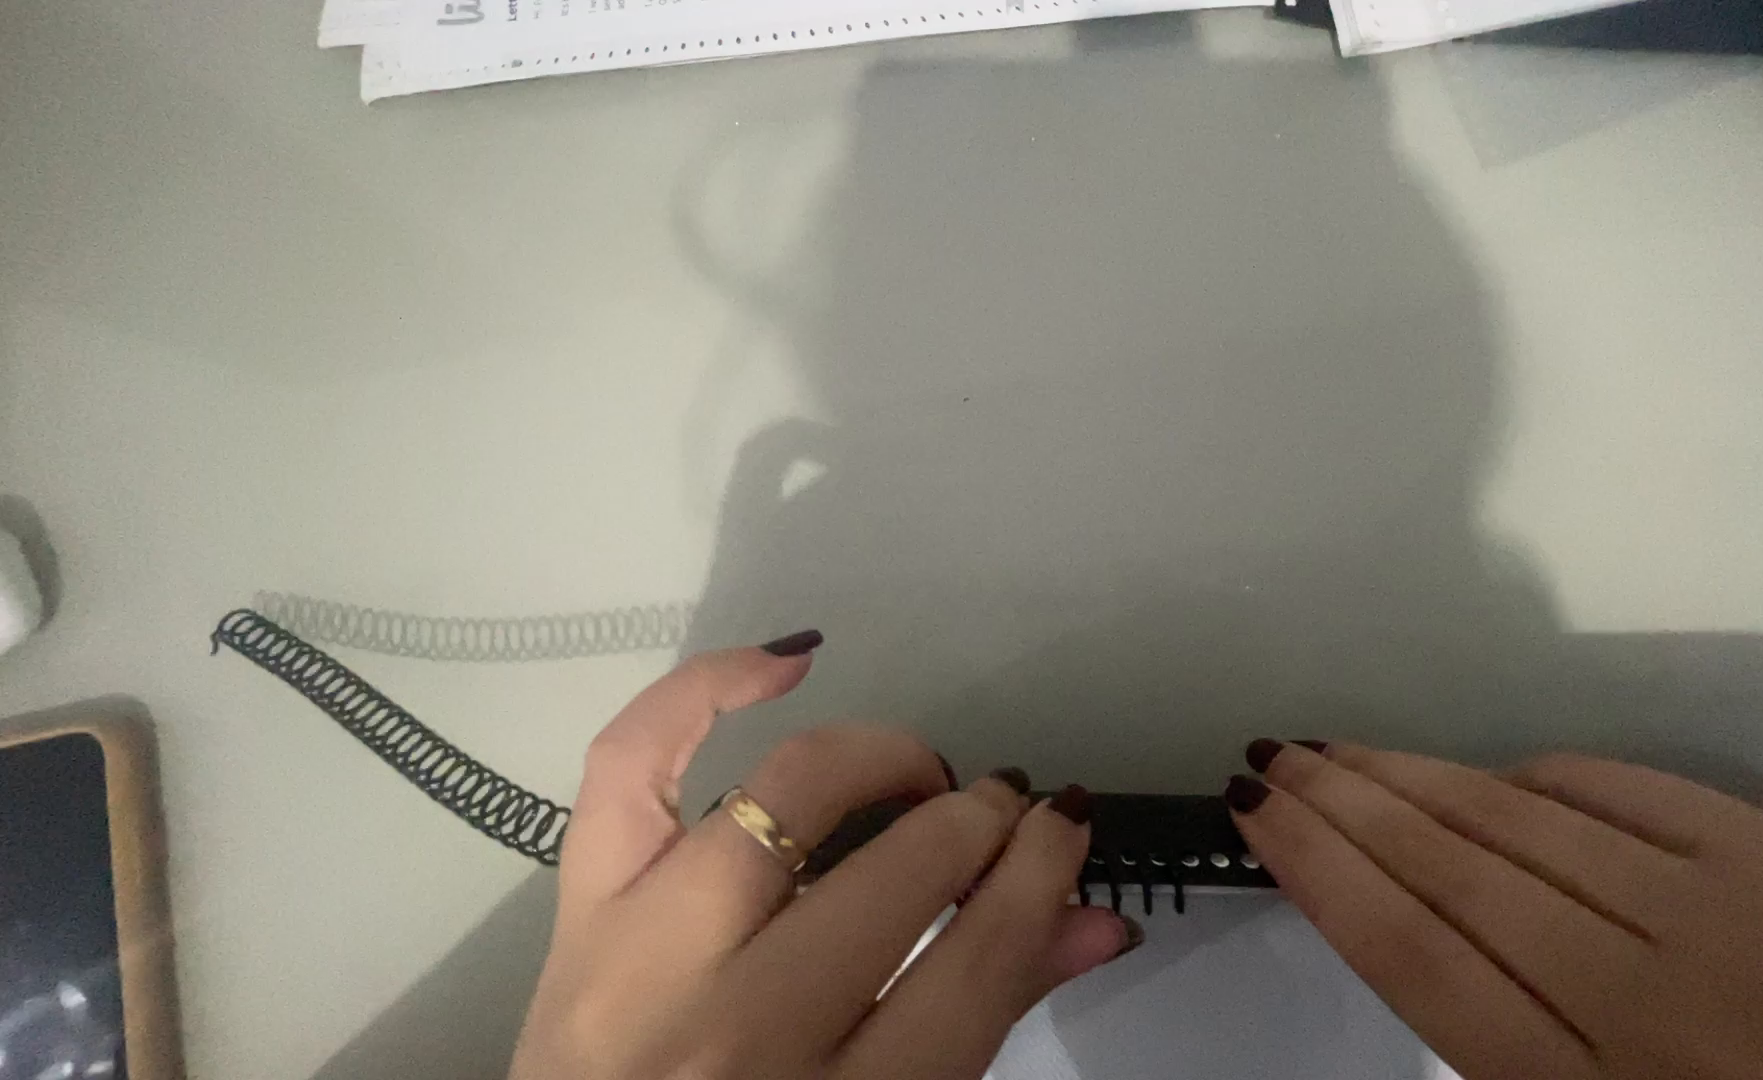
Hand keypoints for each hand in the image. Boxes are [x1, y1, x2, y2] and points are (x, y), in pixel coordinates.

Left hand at [508, 635, 1135, 1079]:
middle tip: (998, 802)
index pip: (972, 965)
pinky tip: (786, 662)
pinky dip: (706, 690)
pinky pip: (631, 761)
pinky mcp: (580, 906)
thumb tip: (1098, 915)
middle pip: (894, 877)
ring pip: (786, 798)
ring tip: (918, 769)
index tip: (1059, 821)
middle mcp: (734, 1031)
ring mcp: (642, 957)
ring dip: (880, 758)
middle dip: (975, 818)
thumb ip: (996, 1006)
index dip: (1038, 873)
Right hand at [1227, 742, 1762, 1079]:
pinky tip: (1485, 776)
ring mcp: (1739, 929)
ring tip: (1336, 751)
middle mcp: (1663, 1016)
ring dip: (1404, 772)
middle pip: (1446, 872)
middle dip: (1336, 801)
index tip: (1252, 808)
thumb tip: (1377, 871)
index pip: (1407, 950)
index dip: (1313, 864)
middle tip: (1273, 757)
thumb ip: (1469, 1005)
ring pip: (1513, 818)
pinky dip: (1529, 775)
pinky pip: (1608, 785)